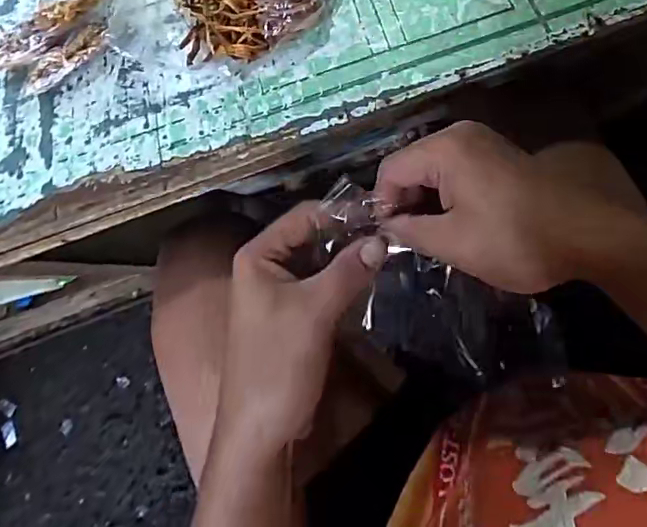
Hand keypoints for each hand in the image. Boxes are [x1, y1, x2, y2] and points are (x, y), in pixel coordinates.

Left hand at [213, 201, 387, 455]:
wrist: (260, 436)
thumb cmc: (277, 365)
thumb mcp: (315, 312)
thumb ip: (348, 271)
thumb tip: (382, 239)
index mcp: (258, 256)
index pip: (304, 215)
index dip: (341, 211)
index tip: (379, 211)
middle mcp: (266, 266)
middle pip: (312, 236)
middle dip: (348, 233)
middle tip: (388, 229)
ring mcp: (279, 291)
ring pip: (320, 260)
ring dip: (349, 256)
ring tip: (387, 248)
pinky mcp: (294, 314)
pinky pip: (322, 283)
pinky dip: (345, 279)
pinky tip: (372, 276)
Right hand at [373, 121, 634, 293]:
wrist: (585, 231)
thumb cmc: (515, 238)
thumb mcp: (455, 243)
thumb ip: (411, 231)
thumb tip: (386, 227)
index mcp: (445, 149)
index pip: (391, 170)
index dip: (382, 205)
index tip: (388, 239)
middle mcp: (460, 134)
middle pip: (411, 163)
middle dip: (404, 201)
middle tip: (408, 241)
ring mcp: (481, 140)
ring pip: (433, 166)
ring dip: (427, 198)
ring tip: (432, 236)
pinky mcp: (497, 152)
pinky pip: (456, 166)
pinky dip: (448, 191)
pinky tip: (458, 221)